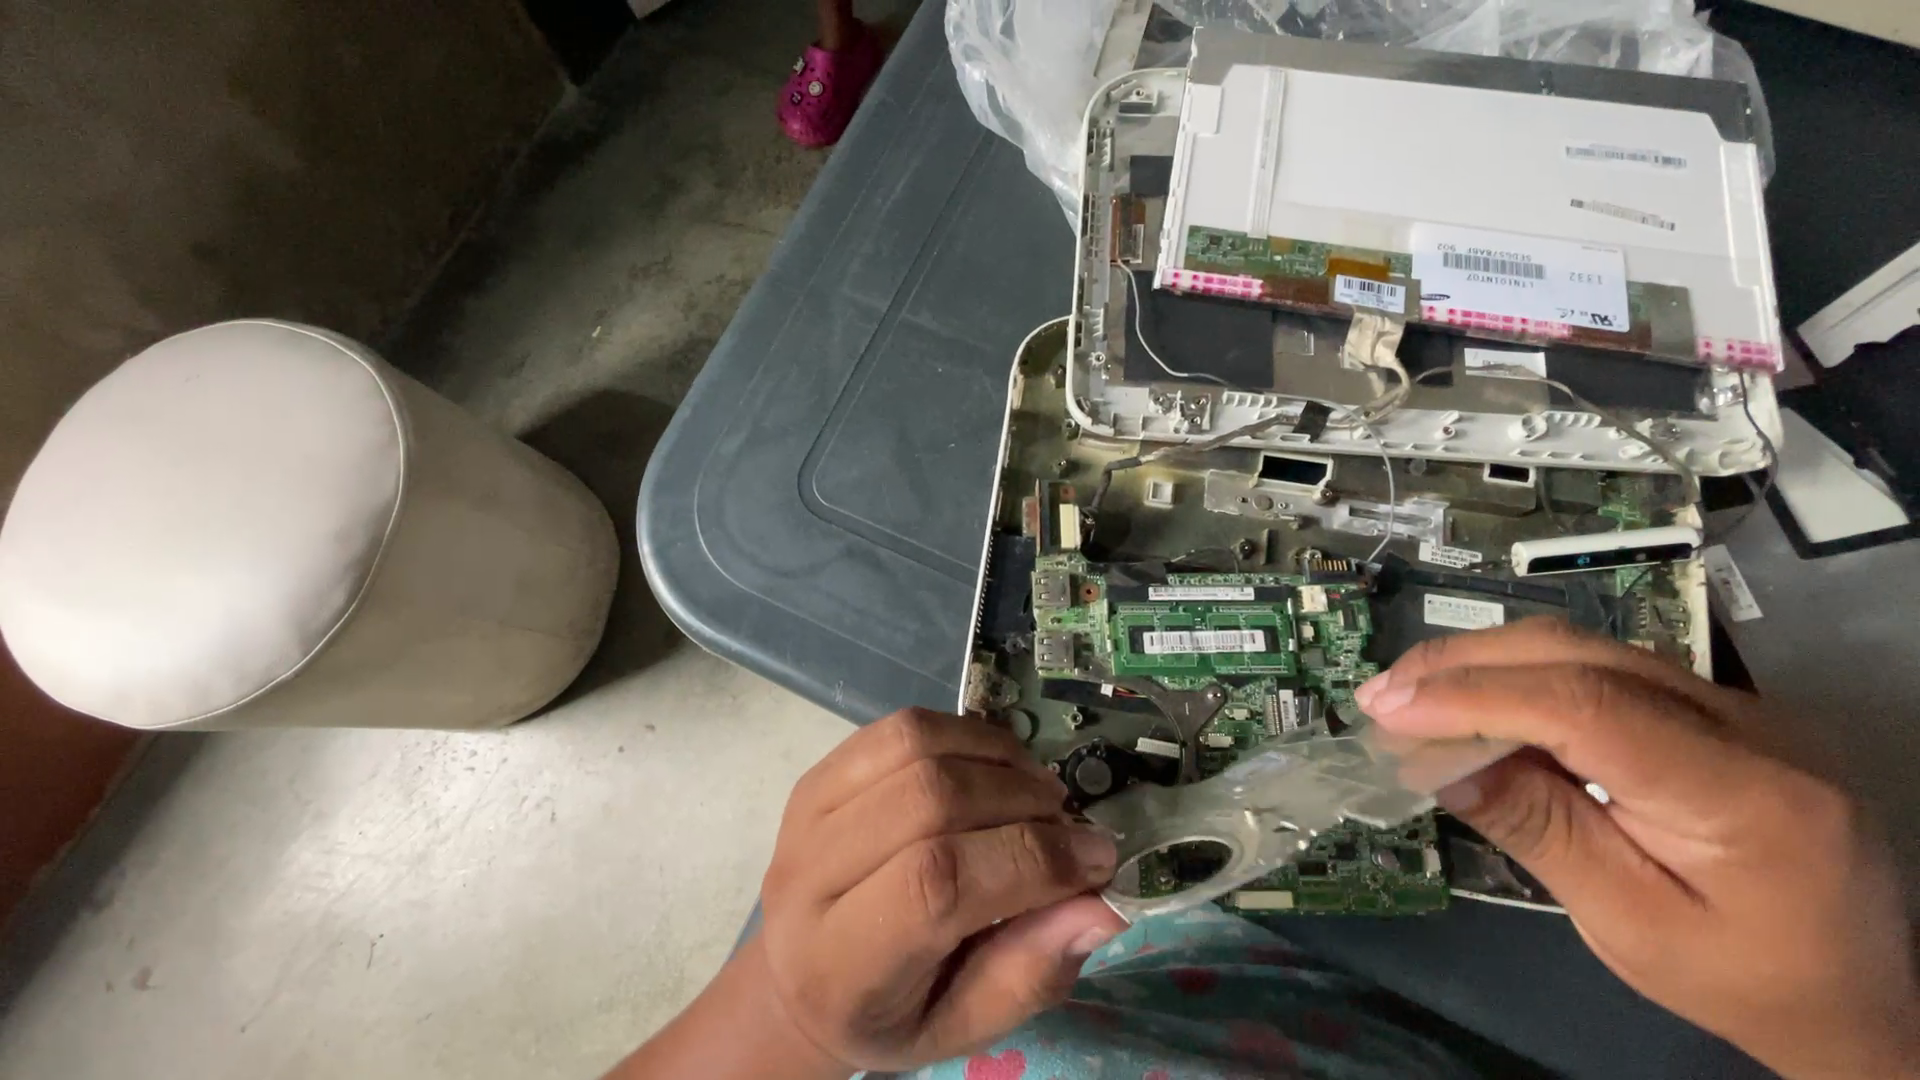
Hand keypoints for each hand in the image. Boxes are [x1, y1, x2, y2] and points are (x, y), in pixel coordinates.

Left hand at [758, 708, 1124, 1072]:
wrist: (798, 977)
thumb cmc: (886, 1012)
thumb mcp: (958, 1028)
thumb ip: (1026, 975)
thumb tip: (1101, 908)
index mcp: (840, 959)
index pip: (936, 884)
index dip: (1029, 860)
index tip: (1097, 859)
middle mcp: (808, 872)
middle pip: (928, 799)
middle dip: (1020, 803)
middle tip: (1067, 825)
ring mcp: (807, 809)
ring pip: (915, 746)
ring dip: (997, 758)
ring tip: (1037, 791)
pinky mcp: (818, 771)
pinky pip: (901, 726)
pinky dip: (965, 733)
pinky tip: (997, 764)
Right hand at [1357, 617, 1919, 1079]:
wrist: (1866, 992)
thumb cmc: (1743, 979)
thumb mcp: (1629, 925)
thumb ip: (1538, 831)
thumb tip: (1434, 764)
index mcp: (1744, 796)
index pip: (1587, 709)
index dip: (1475, 698)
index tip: (1388, 710)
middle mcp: (1747, 724)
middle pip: (1575, 656)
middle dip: (1461, 666)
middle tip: (1378, 695)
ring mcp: (1733, 704)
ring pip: (1579, 646)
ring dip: (1479, 661)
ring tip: (1405, 691)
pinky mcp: (1710, 706)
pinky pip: (1594, 666)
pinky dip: (1514, 674)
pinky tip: (1468, 696)